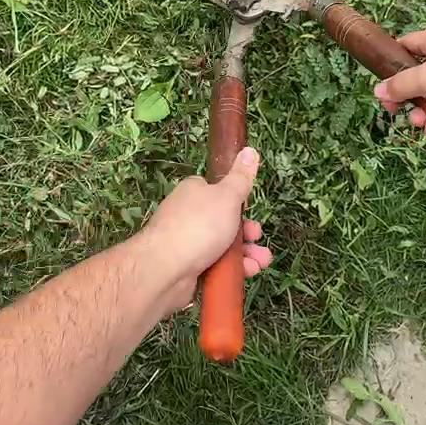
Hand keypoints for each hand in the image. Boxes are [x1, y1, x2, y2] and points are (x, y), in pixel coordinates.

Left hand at [135, 148, 272, 313]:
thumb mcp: (227, 196)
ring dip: (245, 254)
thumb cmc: (199, 225)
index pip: (219, 192)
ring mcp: (186, 242)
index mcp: (194, 192)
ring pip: (222, 246)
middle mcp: (188, 214)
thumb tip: (249, 150)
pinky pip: (214, 266)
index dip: (238, 203)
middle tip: (257, 240)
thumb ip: (241, 177)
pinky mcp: (186, 267)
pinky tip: (245, 274)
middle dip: (247, 233)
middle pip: (224, 221)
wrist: (165, 269)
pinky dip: (231, 270)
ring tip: (260, 263)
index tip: (250, 212)